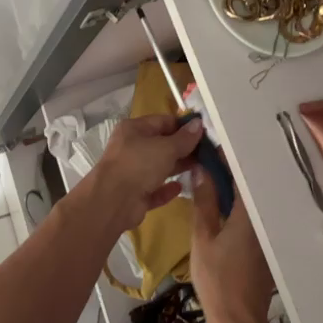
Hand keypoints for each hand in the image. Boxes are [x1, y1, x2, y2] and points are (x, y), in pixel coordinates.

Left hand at [79, 115, 203, 233]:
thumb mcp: (165, 147)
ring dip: (177, 167)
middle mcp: (131, 148)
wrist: (112, 201)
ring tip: (202, 168)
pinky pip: (155, 188)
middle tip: (209, 153)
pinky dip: (167, 188)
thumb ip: (183, 138)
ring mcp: (132, 171)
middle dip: (183, 148)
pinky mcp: (135, 194)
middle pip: (161, 144)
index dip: (183, 126)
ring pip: (159, 166)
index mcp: (134, 129)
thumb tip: (198, 123)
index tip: (205, 132)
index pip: (162, 121)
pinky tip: (181, 188)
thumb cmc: (138, 165)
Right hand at [191, 166, 274, 322]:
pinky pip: (255, 216)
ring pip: (253, 201)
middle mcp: (264, 220)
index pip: (241, 175)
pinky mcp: (267, 247)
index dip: (226, 158)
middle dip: (230, 170)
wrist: (238, 322)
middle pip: (250, 186)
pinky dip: (241, 206)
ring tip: (213, 176)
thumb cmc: (217, 279)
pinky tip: (225, 205)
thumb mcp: (203, 237)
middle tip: (207, 159)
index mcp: (249, 215)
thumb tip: (201, 170)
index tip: (209, 145)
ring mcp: (268, 235)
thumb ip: (204, 201)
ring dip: (236, 188)